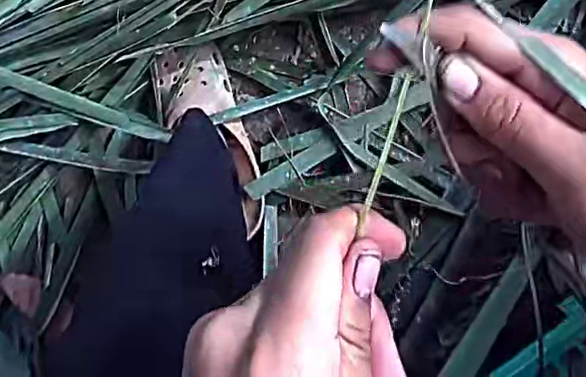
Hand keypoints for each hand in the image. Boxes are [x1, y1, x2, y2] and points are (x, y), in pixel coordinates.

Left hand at [185, 207, 407, 376]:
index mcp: (280, 340)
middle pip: (305, 264)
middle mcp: (233, 330)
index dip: (363, 223)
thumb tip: (363, 259)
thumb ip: (358, 325)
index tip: (387, 236)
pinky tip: (311, 369)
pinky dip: (288, 336)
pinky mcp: (198, 355)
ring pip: (284, 293)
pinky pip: (256, 321)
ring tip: (348, 367)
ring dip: (321, 316)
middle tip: (379, 342)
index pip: (321, 233)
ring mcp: (208, 342)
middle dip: (347, 287)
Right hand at [367, 6, 585, 305]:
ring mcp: (537, 113)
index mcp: (550, 63)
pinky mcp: (537, 145)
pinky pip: (488, 155)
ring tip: (531, 197)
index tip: (377, 62)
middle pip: (458, 81)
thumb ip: (509, 117)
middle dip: (462, 130)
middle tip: (501, 171)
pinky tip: (537, 206)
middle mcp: (538, 78)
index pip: (468, 29)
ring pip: (468, 124)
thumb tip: (448, 68)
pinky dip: (500, 185)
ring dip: (484, 165)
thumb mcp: (579, 170)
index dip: (417, 36)